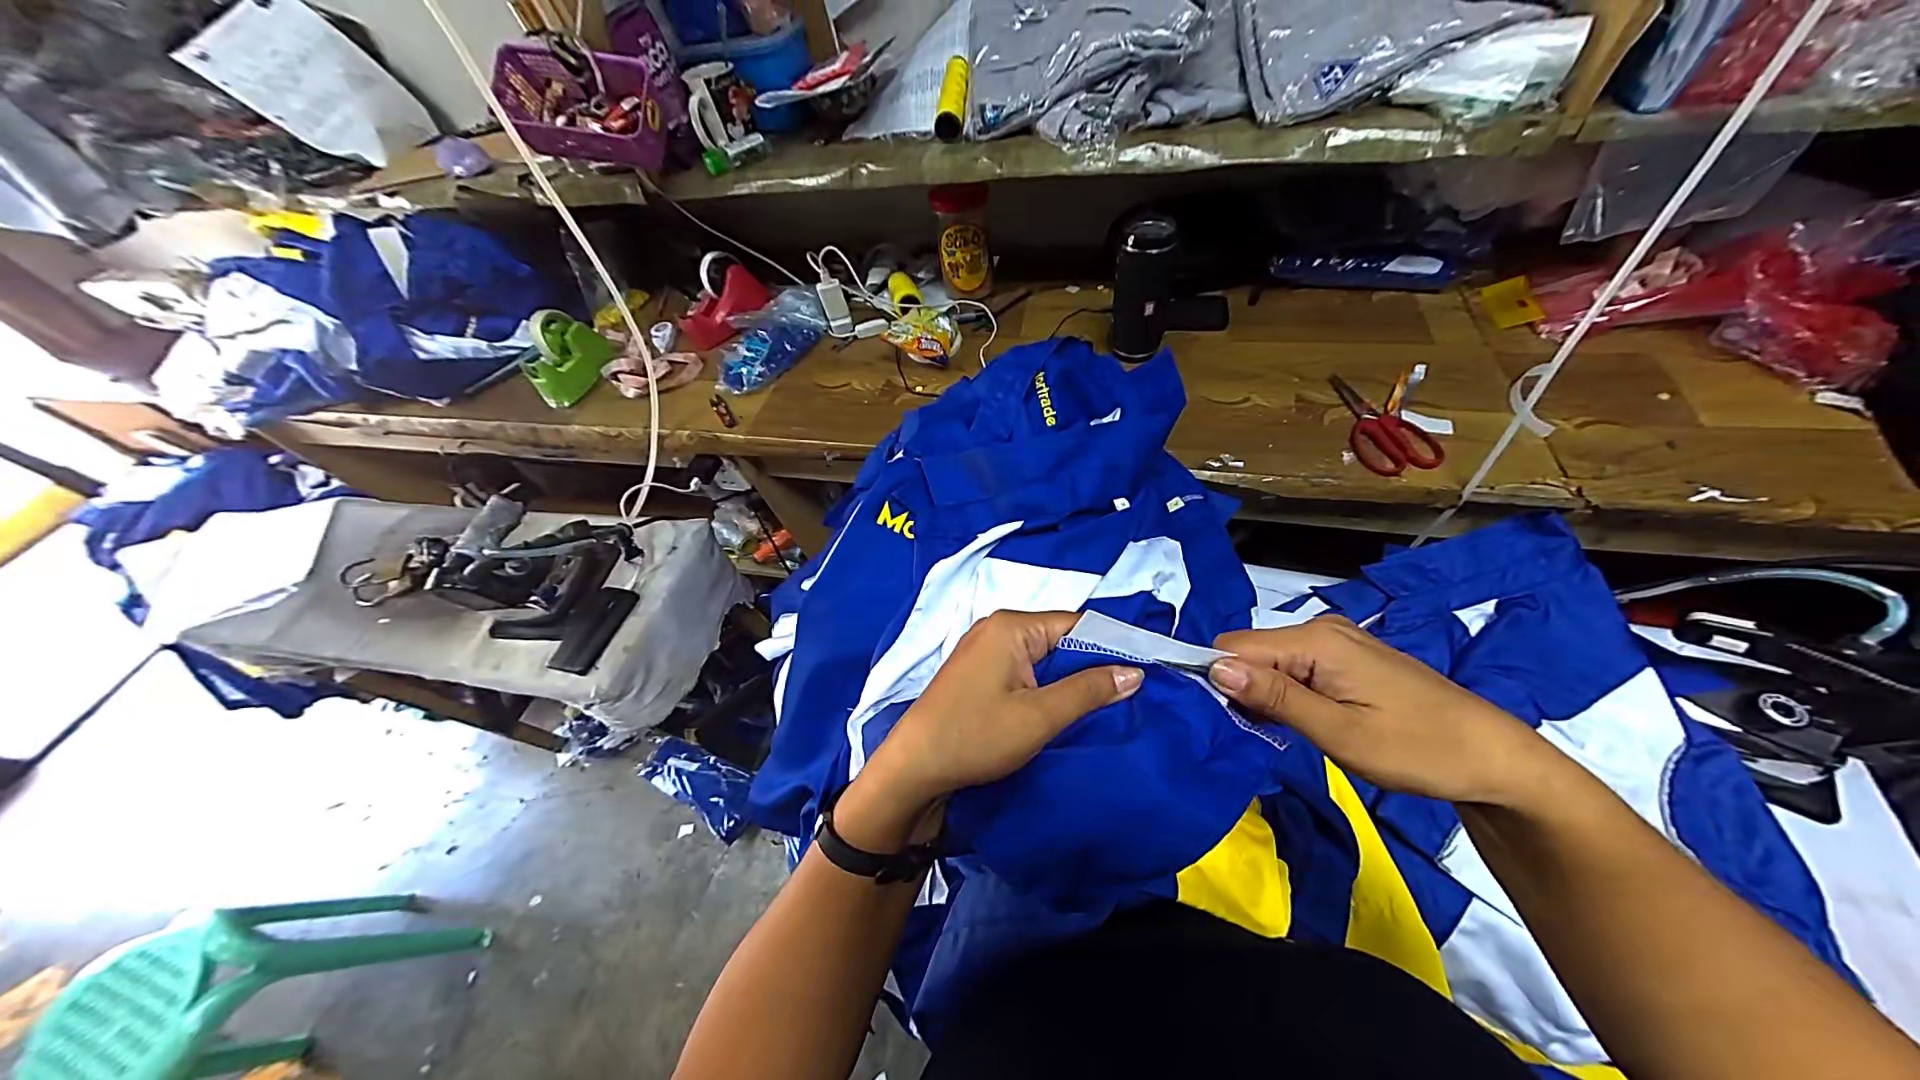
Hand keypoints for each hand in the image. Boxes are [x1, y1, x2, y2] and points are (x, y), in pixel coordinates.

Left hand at [838, 611, 1142, 851]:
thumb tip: (1134, 672)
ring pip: (1044, 658)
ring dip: (1070, 680)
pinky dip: (1046, 687)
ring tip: (1106, 703)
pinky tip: (1065, 708)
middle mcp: (997, 628)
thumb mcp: (1040, 716)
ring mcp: (985, 650)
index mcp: (1011, 626)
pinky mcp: (979, 674)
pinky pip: (1025, 671)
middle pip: (1060, 639)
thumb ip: (1089, 690)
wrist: (913, 768)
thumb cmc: (975, 737)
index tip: (1146, 669)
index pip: (1077, 623)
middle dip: (1093, 664)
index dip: (1113, 645)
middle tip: (1131, 692)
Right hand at [1209, 617, 1567, 808]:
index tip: (1230, 721)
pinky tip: (1305, 719)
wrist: (1494, 759)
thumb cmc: (1420, 749)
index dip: (1220, 680)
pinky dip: (1285, 693)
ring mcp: (1336, 640)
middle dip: (1242, 689)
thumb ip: (1274, 698)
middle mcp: (1321, 628)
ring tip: (1287, 731)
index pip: (1233, 647)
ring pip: (1268, 661)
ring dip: (1264, 694)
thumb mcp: (1341, 732)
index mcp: (1316, 640)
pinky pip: (1292, 666)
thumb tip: (1214, 669)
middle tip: (1267, 732)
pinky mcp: (1345, 657)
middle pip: (1249, 651)